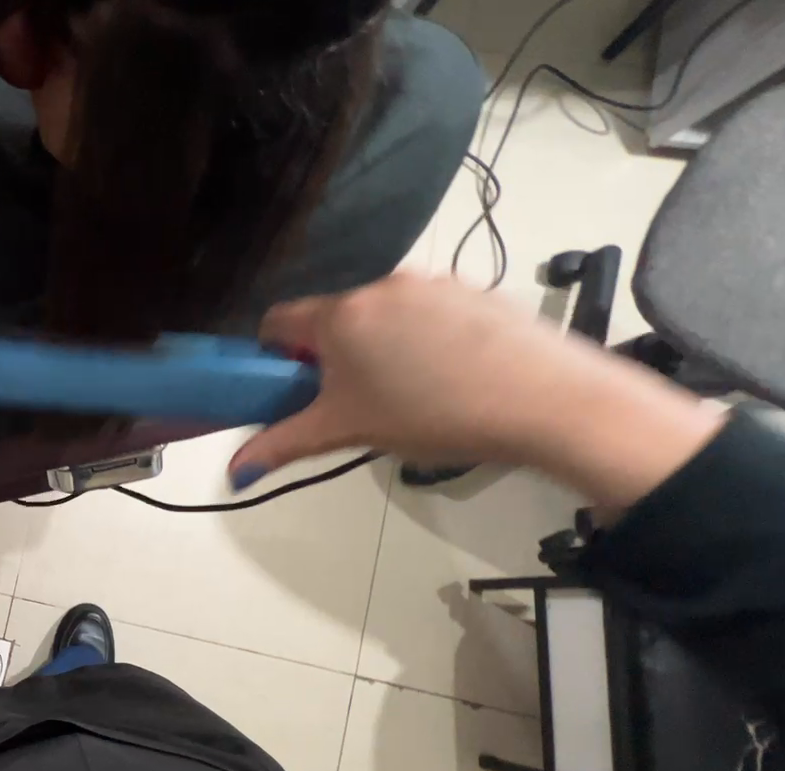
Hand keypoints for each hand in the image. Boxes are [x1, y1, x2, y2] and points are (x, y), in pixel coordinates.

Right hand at [229, 274, 724, 508]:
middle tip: (348, 399)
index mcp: (339, 315)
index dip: (272, 355)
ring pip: (376, 315)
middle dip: (326, 355)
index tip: (291, 387)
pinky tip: (444, 375)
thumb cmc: (431, 415)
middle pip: (328, 318)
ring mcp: (434, 284)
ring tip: (402, 391)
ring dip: (371, 347)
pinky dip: (417, 339)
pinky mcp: (476, 292)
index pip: (276, 320)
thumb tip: (232, 472)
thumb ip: (280, 445)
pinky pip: (422, 312)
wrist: (552, 403)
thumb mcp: (344, 433)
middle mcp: (381, 286)